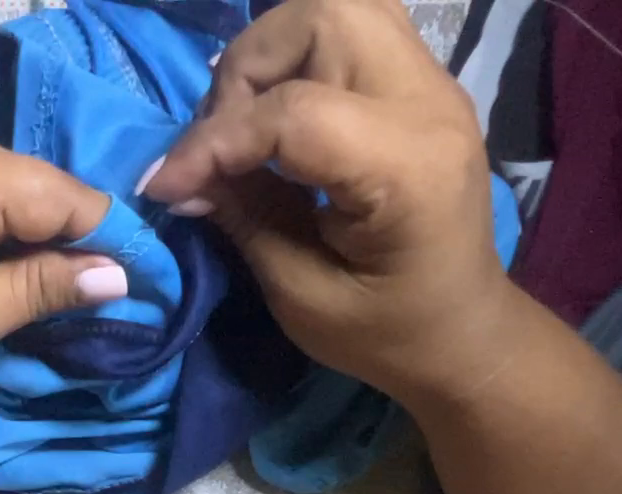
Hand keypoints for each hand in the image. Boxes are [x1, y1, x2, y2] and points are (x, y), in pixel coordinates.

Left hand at [0, 123, 127, 406]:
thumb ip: (43, 289)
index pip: (66, 197)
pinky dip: (10, 241)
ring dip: (43, 246)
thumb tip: (121, 277)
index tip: (136, 291)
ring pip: (22, 199)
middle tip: (98, 302)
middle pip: (46, 192)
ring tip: (59, 296)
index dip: (107, 243)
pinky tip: (16, 276)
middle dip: (75, 245)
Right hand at [140, 0, 512, 401]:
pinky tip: (269, 118)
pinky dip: (292, 62)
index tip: (162, 188)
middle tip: (215, 148)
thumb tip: (182, 182)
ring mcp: (430, 83)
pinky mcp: (417, 85)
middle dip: (243, 74)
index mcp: (406, 170)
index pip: (294, 113)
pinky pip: (346, 34)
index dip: (211, 143)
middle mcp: (429, 102)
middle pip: (321, 18)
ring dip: (267, 59)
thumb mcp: (299, 295)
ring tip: (239, 129)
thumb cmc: (382, 333)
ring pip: (333, 10)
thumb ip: (245, 221)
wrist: (459, 332)